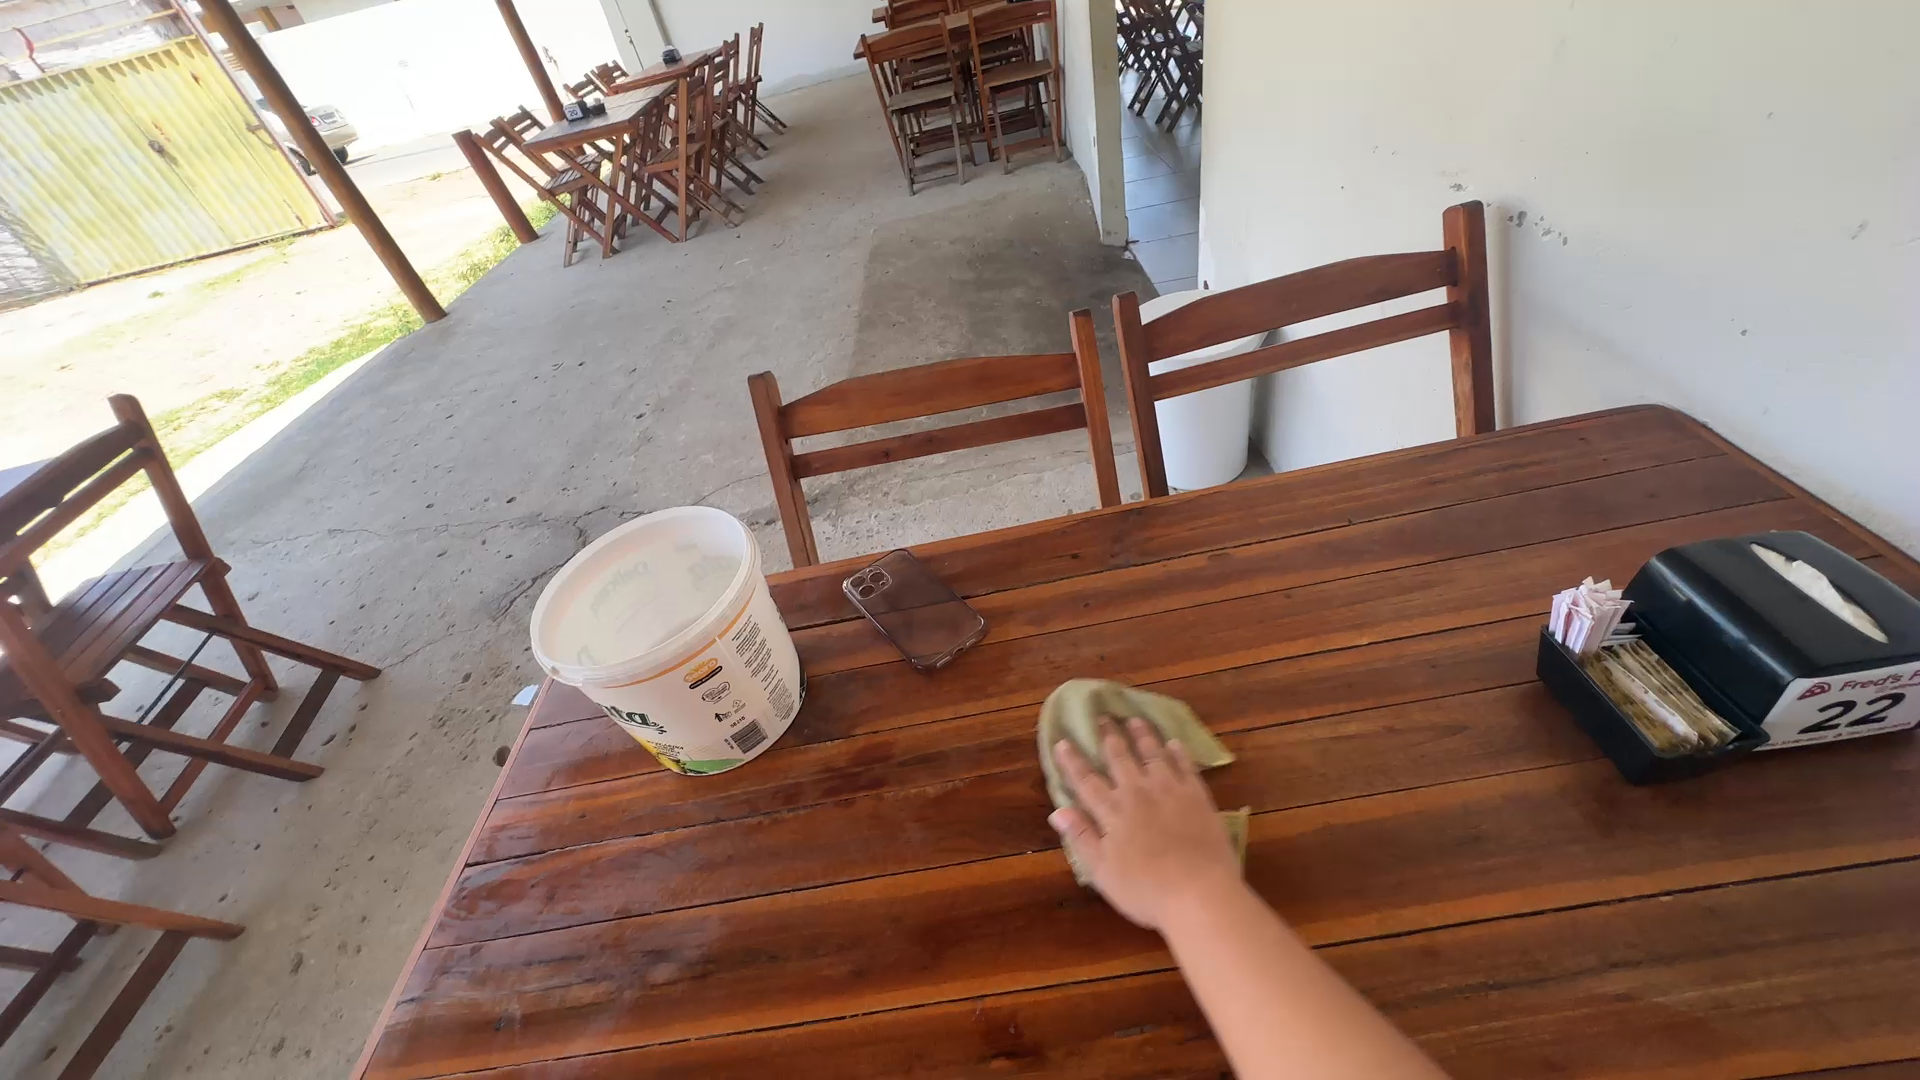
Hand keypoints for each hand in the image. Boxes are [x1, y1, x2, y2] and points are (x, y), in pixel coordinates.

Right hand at [1049, 716, 1244, 930]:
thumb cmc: (1145, 889)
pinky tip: (1175, 744)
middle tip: (1102, 716)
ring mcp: (1170, 791)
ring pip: (1152, 755)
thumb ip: (1080, 837)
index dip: (1073, 761)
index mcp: (1113, 811)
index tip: (1063, 741)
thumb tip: (1057, 811)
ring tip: (1135, 720)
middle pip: (1119, 758)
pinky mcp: (1197, 797)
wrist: (1199, 892)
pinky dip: (1179, 753)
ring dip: (1142, 736)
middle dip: (1108, 736)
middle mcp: (1138, 792)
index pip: (1087, 781)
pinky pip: (1186, 767)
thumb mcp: (1102, 871)